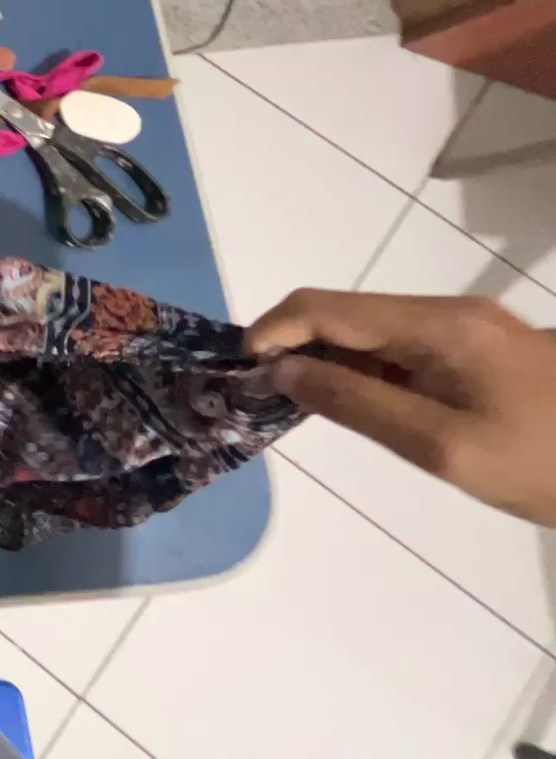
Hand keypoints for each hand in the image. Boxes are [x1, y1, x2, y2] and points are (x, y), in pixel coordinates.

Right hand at [246, 289, 555, 525]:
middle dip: (293, 344)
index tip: (247, 373)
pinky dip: (362, 364)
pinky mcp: (480, 345)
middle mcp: (448, 311)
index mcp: (437, 326)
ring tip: (315, 402)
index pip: (319, 307)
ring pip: (364, 326)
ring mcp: (468, 326)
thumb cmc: (551, 466)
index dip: (269, 332)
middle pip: (338, 310)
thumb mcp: (443, 447)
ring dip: (326, 356)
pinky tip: (366, 399)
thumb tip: (279, 370)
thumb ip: (352, 402)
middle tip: (274, 392)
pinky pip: (396, 342)